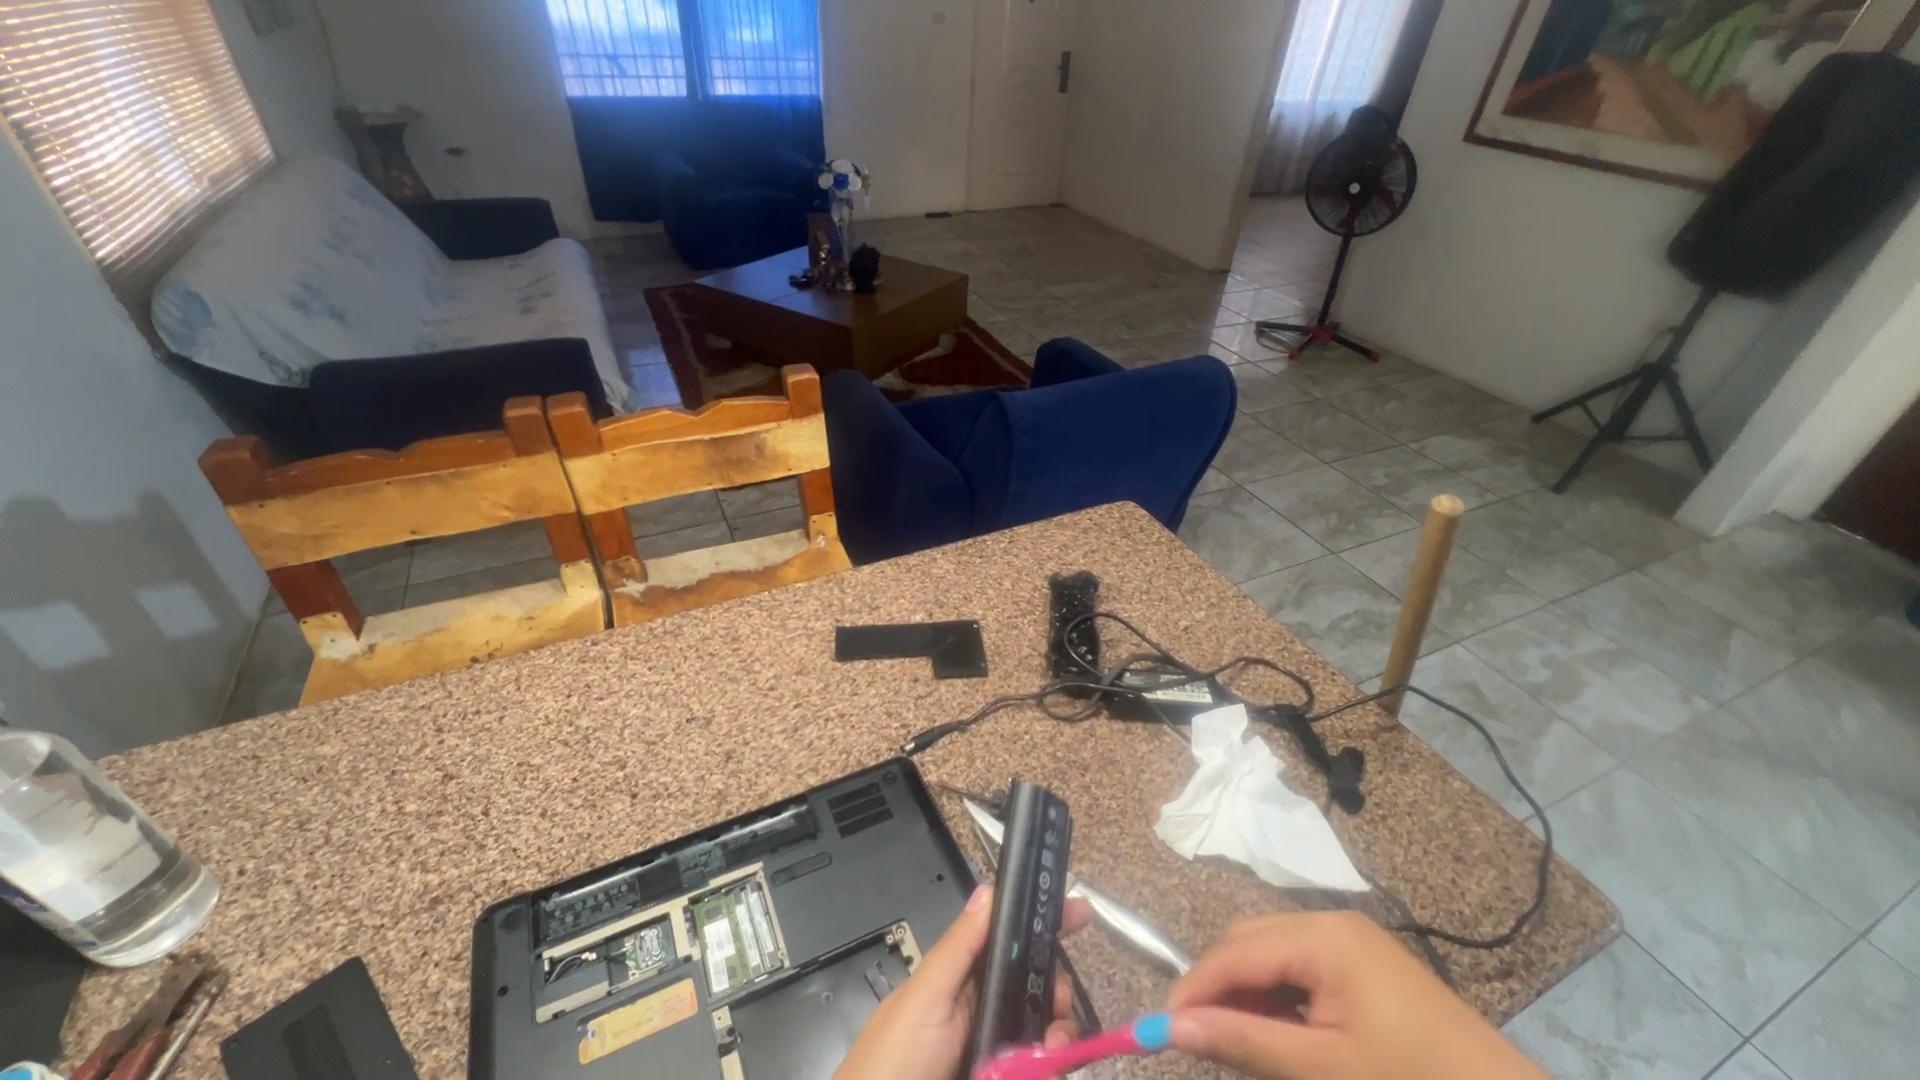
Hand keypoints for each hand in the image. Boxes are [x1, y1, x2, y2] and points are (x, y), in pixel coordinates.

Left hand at [832, 885, 1093, 1079]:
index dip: (1041, 925)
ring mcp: (997, 1051)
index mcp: (960, 980)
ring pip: (1045, 1030)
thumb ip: (958, 947)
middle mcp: (982, 1011)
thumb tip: (988, 889)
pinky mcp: (1009, 1075)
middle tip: (1062, 998)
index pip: (1008, 941)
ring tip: (1055, 1044)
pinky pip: (1041, 1066)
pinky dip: (1053, 1063)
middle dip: (1058, 987)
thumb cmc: (894, 1059)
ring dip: (1060, 1030)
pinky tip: (1053, 1061)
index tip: (1078, 913)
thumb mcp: (924, 996)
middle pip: (1035, 986)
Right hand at [1165, 912, 1546, 1079]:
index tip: (1157, 1031)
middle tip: (1198, 1040)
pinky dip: (1276, 997)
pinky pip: (1298, 967)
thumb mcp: (1322, 1069)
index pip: (1232, 953)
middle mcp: (1330, 922)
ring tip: (1236, 1042)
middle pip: (1246, 942)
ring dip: (1244, 994)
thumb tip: (1169, 1027)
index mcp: (1321, 936)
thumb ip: (1242, 1042)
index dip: (1191, 990)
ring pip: (1268, 952)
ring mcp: (1350, 939)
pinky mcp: (1364, 962)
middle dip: (1215, 987)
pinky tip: (1278, 1035)